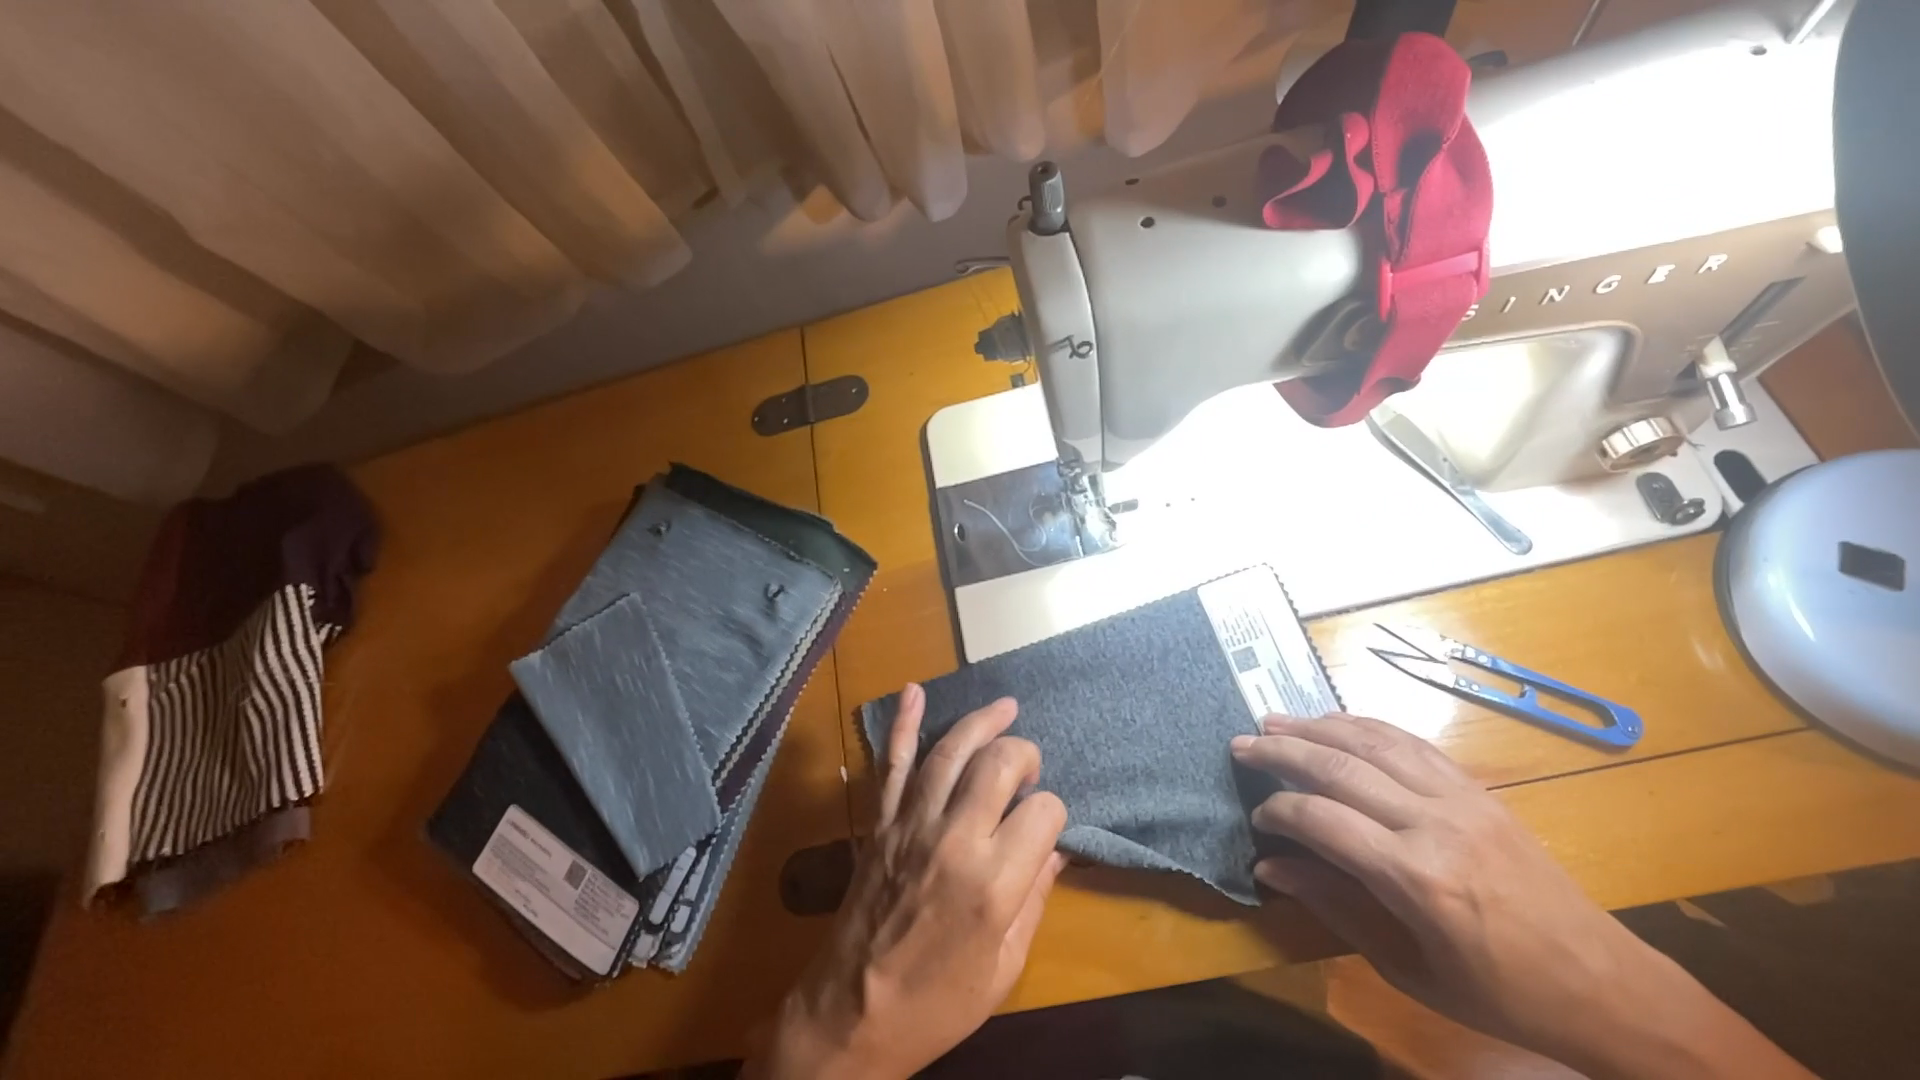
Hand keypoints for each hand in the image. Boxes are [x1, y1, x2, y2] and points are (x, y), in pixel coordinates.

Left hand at [746, 685, 1067, 1079]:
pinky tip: (915, 691)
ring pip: (950, 752)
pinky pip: (892, 765)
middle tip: (1030, 768)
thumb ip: (1034, 899)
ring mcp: (910, 825)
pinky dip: (903, 725)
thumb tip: (1054, 849)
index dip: (1054, 813)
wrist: (852, 1015)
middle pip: (999, 764)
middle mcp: (954, 839)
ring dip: (981, 722)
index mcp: (995, 881)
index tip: (1048, 827)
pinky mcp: (879, 824)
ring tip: (1005, 708)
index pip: (1044, 811)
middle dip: (1024, 755)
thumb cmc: (938, 1004)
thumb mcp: (1004, 967)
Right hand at [1233, 713, 1812, 1079]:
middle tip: (1240, 742)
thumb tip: (1270, 866)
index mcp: (1417, 878)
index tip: (1256, 817)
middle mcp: (1436, 824)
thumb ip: (1334, 905)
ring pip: (1376, 742)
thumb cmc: (1498, 992)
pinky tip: (1339, 724)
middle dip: (1283, 750)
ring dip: (1320, 726)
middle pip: (1342, 766)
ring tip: (1276, 720)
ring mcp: (1463, 800)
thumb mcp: (1406, 967)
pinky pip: (1414, 744)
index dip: (1279, 810)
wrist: (1603, 983)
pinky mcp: (1480, 791)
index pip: (1323, 820)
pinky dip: (1368, 726)